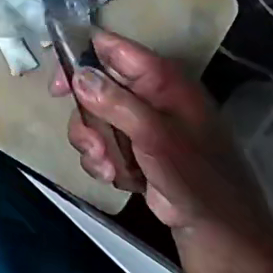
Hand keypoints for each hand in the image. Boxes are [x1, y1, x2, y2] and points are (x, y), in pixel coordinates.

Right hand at [55, 31, 272, 272]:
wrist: (214, 225)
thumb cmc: (194, 174)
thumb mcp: (154, 135)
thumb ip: (116, 103)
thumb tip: (79, 75)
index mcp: (159, 77)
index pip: (110, 48)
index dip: (79, 57)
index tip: (59, 85)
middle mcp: (147, 93)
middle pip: (92, 86)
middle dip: (87, 119)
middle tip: (93, 143)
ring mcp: (138, 121)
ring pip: (91, 118)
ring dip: (93, 145)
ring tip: (110, 167)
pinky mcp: (131, 146)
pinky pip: (98, 143)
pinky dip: (101, 161)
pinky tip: (117, 177)